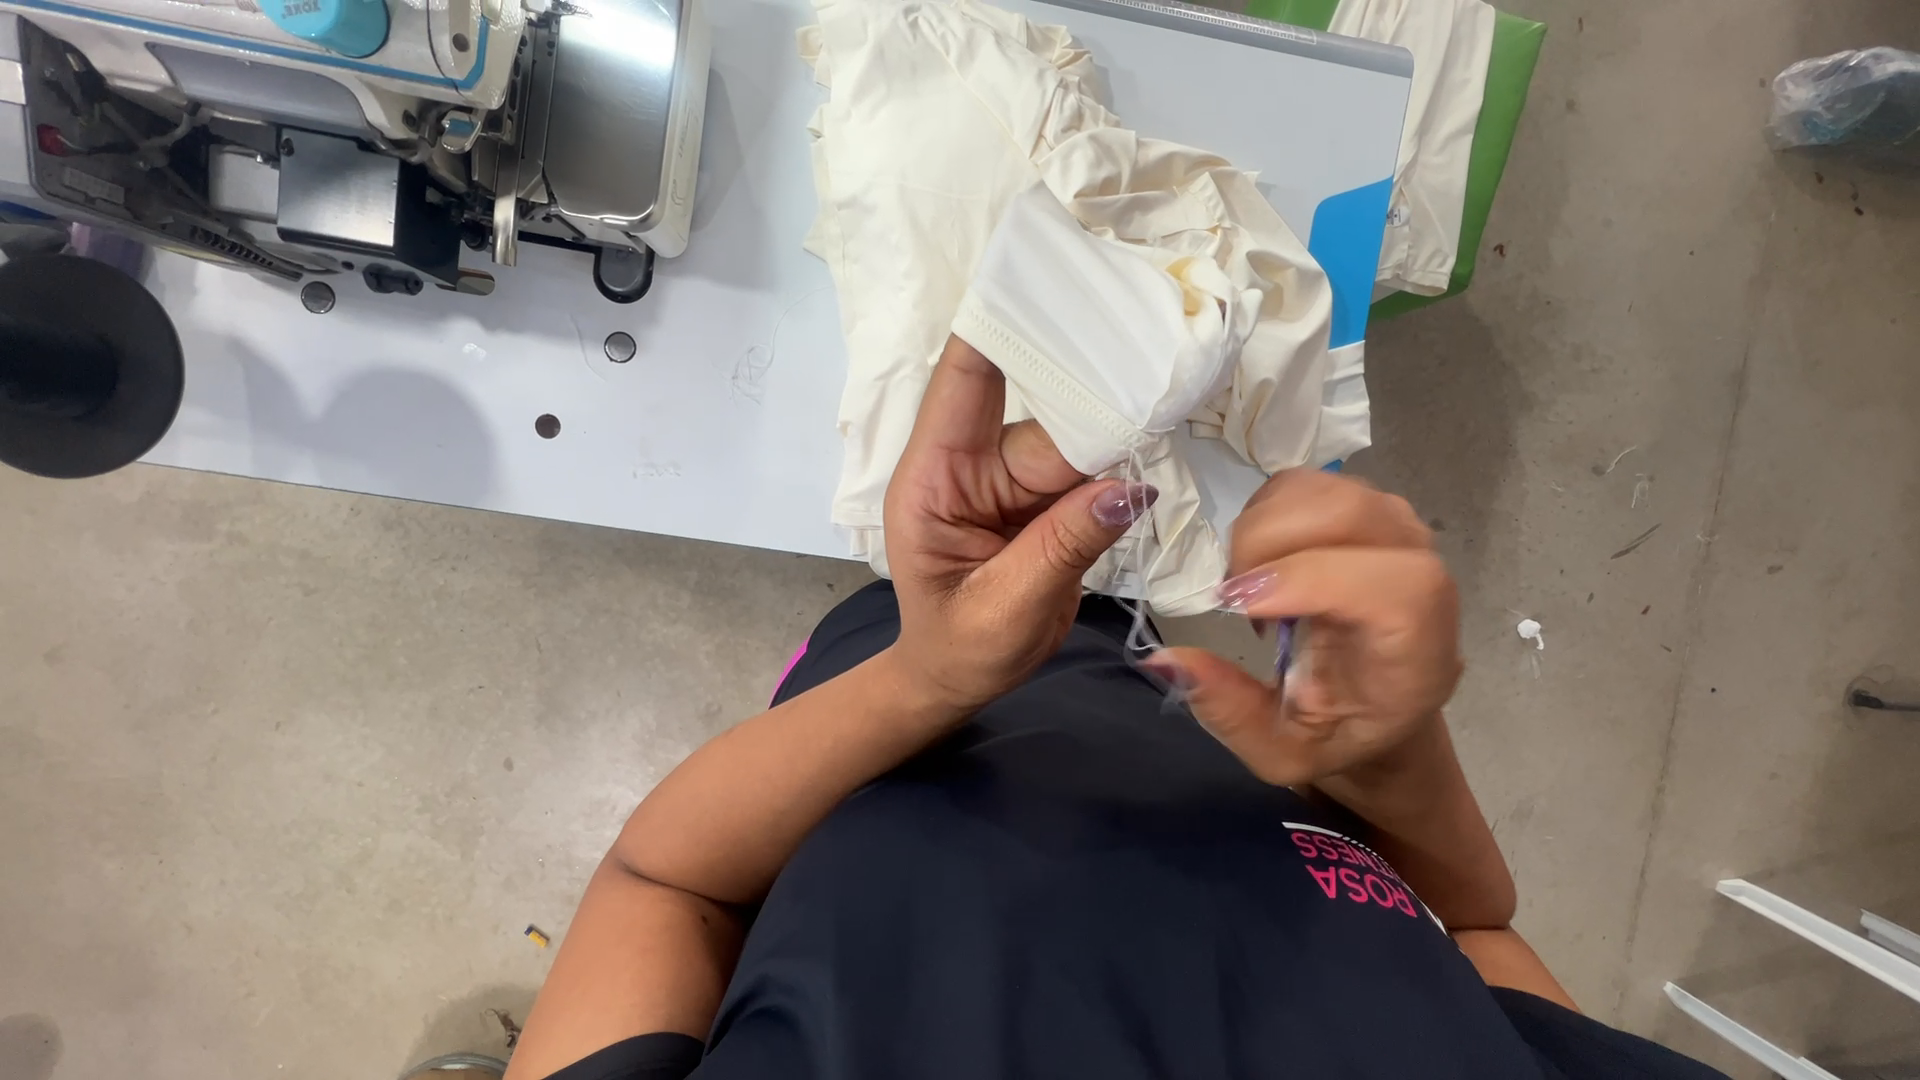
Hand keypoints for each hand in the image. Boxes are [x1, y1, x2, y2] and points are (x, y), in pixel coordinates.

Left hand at [883, 336, 1156, 713]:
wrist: (953, 679)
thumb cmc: (958, 650)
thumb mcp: (1007, 609)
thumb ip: (1064, 546)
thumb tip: (1131, 485)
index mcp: (935, 480)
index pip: (962, 383)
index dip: (998, 326)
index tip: (1043, 272)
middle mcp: (970, 466)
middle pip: (1034, 408)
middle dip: (1087, 379)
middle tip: (1153, 332)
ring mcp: (1007, 482)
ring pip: (1070, 439)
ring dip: (1113, 426)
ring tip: (1172, 386)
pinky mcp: (1038, 500)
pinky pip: (1083, 470)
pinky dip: (1115, 462)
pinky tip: (1154, 435)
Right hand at [1143, 469, 1460, 784]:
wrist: (1379, 702)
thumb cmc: (1337, 732)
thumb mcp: (1278, 752)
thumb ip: (1226, 710)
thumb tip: (1162, 658)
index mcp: (1418, 648)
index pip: (1396, 586)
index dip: (1314, 579)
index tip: (1242, 606)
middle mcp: (1421, 576)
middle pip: (1349, 514)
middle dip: (1264, 545)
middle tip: (1232, 597)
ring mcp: (1394, 530)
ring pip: (1319, 490)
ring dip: (1259, 528)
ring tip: (1248, 583)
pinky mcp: (1362, 507)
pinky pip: (1303, 484)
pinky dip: (1263, 512)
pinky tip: (1261, 560)